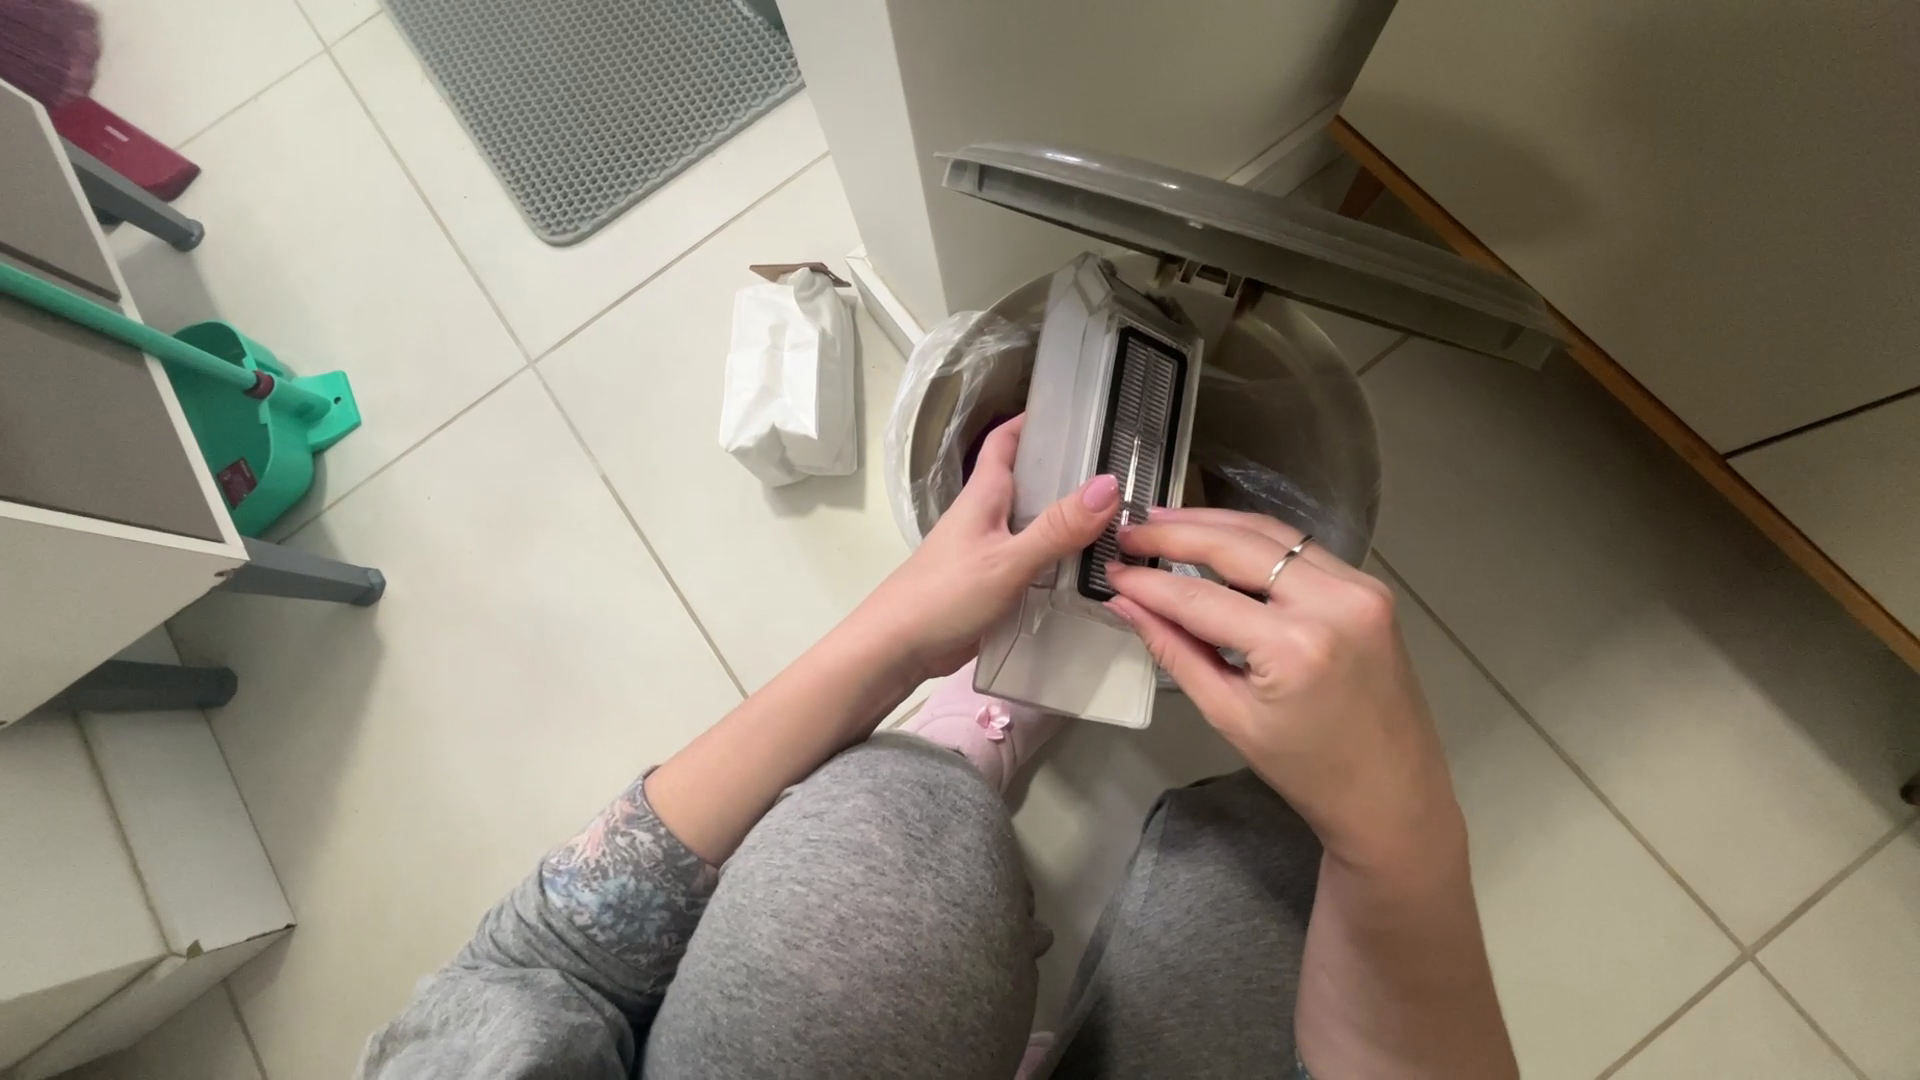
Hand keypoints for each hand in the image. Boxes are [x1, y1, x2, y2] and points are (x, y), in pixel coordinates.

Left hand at [849, 415, 1121, 681]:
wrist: (898, 648)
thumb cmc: (944, 594)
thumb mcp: (1006, 560)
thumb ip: (1056, 527)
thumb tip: (1109, 485)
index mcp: (984, 495)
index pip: (1006, 441)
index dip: (1033, 420)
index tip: (1076, 411)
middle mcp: (987, 516)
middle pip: (1029, 482)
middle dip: (1068, 472)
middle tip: (1121, 471)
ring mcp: (989, 551)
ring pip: (1034, 523)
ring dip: (1068, 519)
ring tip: (1120, 519)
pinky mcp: (994, 583)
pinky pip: (1033, 560)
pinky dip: (1060, 559)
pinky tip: (1090, 570)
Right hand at [1105, 508, 1460, 873]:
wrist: (1393, 794)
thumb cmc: (1304, 769)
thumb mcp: (1227, 713)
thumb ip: (1173, 649)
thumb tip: (1124, 602)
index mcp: (1294, 647)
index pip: (1200, 597)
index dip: (1149, 581)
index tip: (1111, 569)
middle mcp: (1332, 602)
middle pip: (1236, 546)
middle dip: (1177, 533)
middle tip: (1131, 531)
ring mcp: (1359, 588)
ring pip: (1270, 534)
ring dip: (1213, 523)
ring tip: (1162, 522)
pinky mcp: (1367, 587)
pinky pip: (1298, 548)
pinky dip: (1251, 539)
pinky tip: (1216, 538)